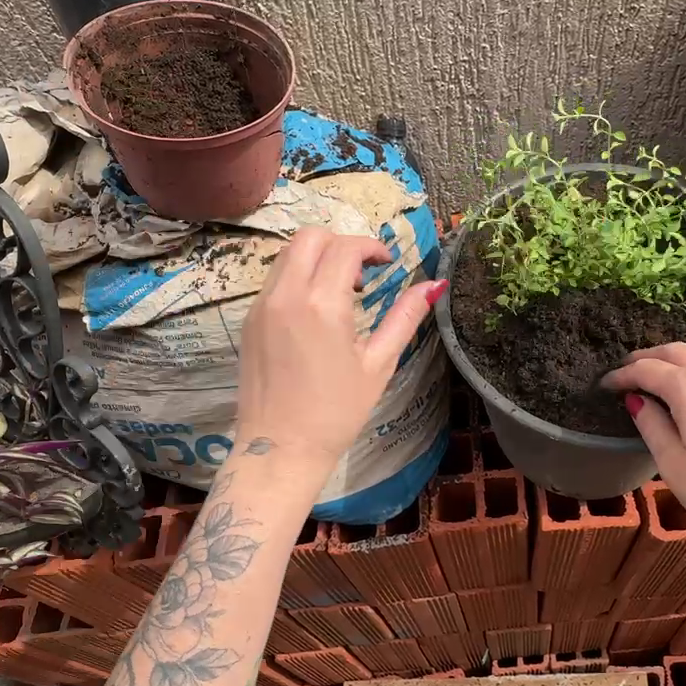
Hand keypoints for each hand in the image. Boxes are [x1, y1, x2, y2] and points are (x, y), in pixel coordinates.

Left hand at [235, 228, 443, 478]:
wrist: (279, 449)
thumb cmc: (337, 411)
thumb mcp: (379, 364)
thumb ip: (405, 317)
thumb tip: (435, 284)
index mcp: (322, 304)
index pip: (345, 248)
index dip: (372, 247)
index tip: (388, 264)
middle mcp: (286, 295)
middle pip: (310, 236)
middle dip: (341, 243)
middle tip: (363, 273)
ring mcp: (261, 306)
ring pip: (287, 254)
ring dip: (318, 257)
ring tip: (341, 292)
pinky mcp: (249, 321)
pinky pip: (274, 279)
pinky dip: (299, 277)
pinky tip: (317, 313)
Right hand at [602, 343, 685, 577]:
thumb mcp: (674, 466)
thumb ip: (652, 426)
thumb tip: (637, 399)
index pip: (646, 369)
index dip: (622, 375)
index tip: (605, 385)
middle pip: (677, 351)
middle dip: (649, 357)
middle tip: (629, 372)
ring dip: (680, 360)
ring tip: (664, 379)